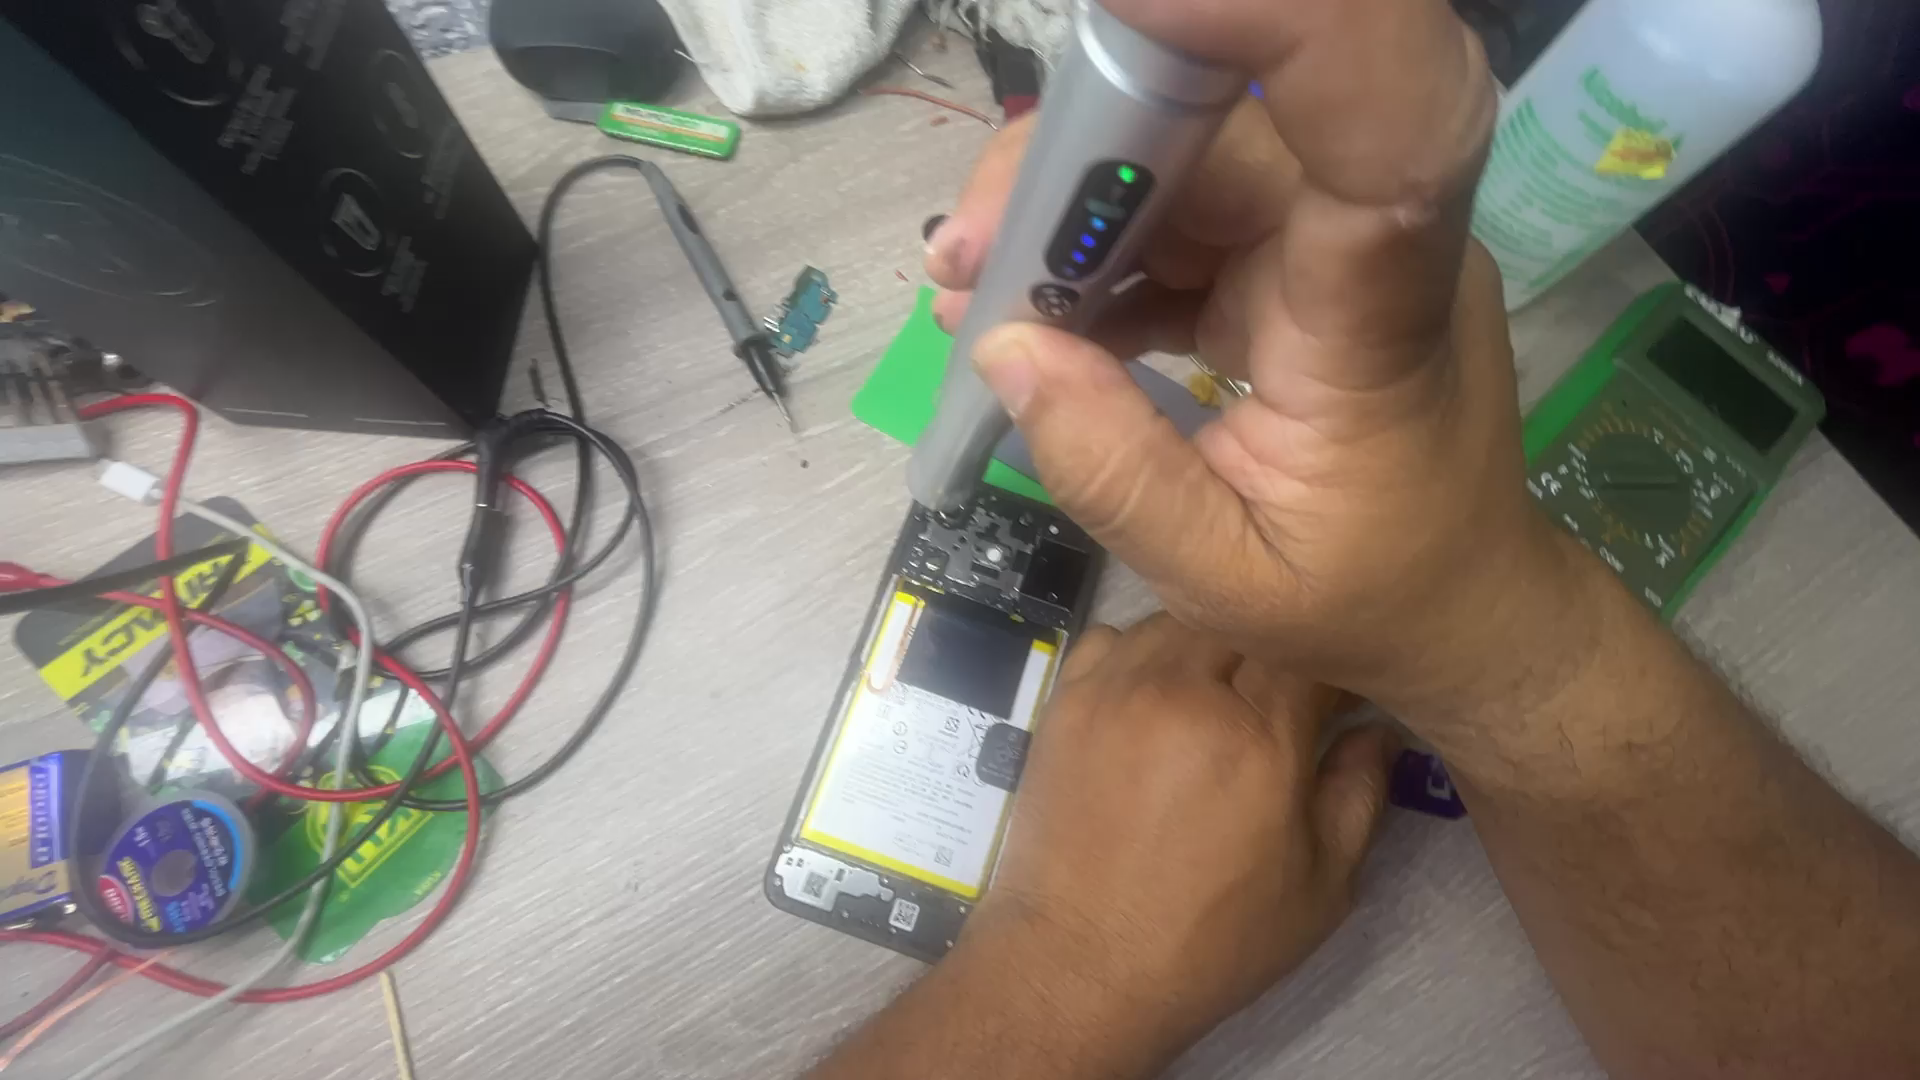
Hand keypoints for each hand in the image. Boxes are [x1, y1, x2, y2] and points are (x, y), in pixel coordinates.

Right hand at [926, 0, 1581, 720]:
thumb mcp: (1222, 578)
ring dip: (1061, 224)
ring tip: (969, 291)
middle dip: (1069, 177)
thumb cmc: (1363, 603)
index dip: (1277, 22)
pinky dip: (1088, 267)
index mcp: (1380, 320)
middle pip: (1219, 136)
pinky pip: (1174, 233)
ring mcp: (1320, 251)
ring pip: (1180, 173)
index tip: (1132, 5)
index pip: (1385, 111)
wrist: (1446, 608)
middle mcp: (1363, 246)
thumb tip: (1007, 352)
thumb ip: (1116, 476)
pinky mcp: (1283, 273)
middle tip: (960, 258)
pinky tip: (1026, 317)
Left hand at [961, 614, 1397, 1062]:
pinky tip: (1148, 689)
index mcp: (1255, 736)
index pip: (1303, 648)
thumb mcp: (1320, 884)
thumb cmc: (1211, 935)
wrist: (1082, 956)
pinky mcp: (1065, 697)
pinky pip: (1110, 637)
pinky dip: (1138, 649)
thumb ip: (1359, 791)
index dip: (1324, 660)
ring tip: (1213, 688)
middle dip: (1267, 646)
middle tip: (1270, 693)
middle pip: (1239, 621)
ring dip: (1205, 641)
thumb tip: (1381, 729)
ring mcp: (1114, 688)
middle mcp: (1180, 691)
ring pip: (1174, 619)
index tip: (1329, 687)